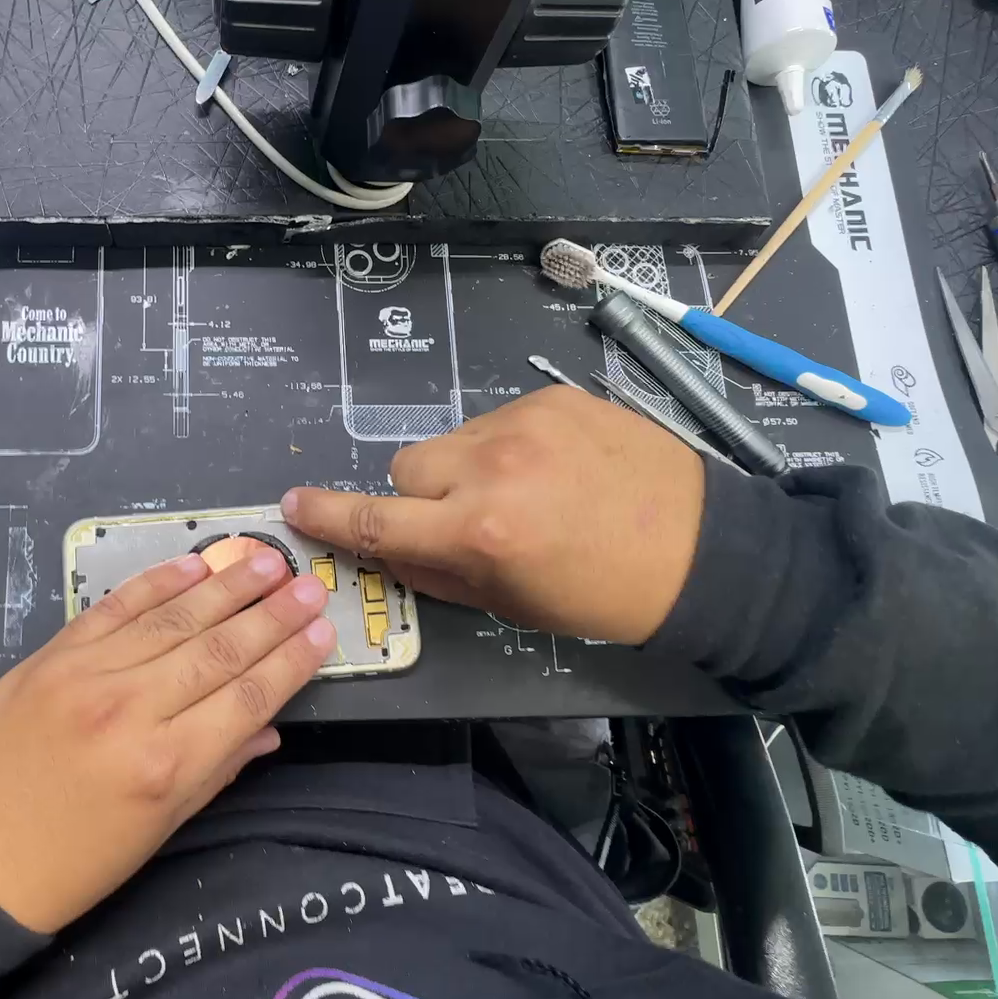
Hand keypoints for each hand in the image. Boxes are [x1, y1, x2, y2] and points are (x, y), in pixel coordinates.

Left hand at [0, 546, 334, 933]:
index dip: (292, 660)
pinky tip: (193, 565)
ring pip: (173, 618)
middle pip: (219, 649)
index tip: (323, 631)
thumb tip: (269, 726)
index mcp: (164, 765)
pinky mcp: (53, 654)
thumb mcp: (158, 831)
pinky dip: (157, 583)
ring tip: (265, 560)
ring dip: (226, 586)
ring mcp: (88, 674)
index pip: (248, 697)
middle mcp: (131, 709)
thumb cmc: (73, 862)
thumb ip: (218, 769)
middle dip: (272, 614)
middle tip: (308, 584)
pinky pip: (115, 607)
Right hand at [283, 385, 704, 644]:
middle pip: (404, 469)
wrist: (704, 549)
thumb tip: (382, 545)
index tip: (294, 505)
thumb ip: (431, 571)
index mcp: (479, 532)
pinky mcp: (551, 396)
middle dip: (420, 496)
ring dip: (461, 468)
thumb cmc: (599, 594)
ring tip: (522, 489)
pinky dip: (503, 446)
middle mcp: (490, 468)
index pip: (375, 520)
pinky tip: (551, 466)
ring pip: (446, 443)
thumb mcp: (506, 602)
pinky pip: (493, 421)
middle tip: (467, 518)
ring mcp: (522, 422)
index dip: (326, 516)